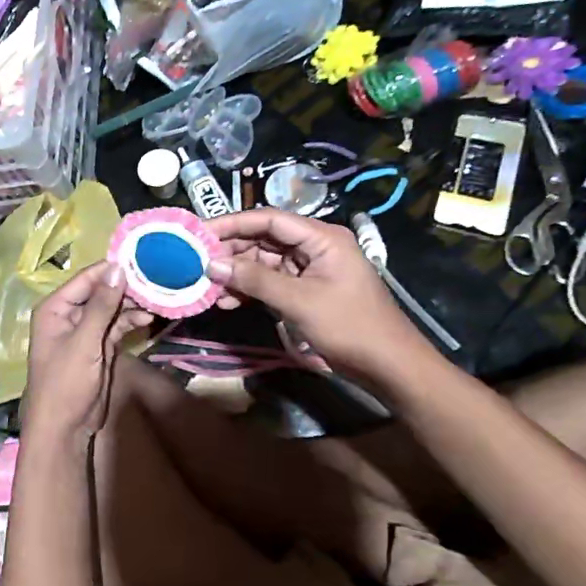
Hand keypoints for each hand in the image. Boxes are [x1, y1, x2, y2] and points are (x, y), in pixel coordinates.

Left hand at [23, 263, 152, 435]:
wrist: (65, 427)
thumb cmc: (66, 382)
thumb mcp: (84, 341)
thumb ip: (101, 305)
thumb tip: (118, 268)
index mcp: (56, 308)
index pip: (87, 278)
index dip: (113, 269)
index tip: (143, 260)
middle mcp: (69, 314)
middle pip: (101, 291)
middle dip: (127, 288)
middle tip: (156, 282)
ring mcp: (85, 330)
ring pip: (112, 308)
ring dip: (132, 306)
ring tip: (157, 301)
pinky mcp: (99, 345)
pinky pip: (116, 326)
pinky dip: (131, 322)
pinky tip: (148, 320)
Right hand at [204, 209, 430, 382]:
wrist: (389, 366)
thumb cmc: (349, 327)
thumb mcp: (299, 301)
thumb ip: (255, 280)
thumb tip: (212, 264)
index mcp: (321, 237)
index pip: (268, 219)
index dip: (232, 223)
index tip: (200, 233)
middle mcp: (314, 246)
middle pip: (264, 238)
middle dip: (231, 251)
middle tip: (196, 262)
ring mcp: (310, 269)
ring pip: (264, 262)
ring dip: (237, 273)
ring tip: (208, 285)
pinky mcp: (307, 290)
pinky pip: (272, 282)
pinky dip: (251, 290)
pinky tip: (227, 302)